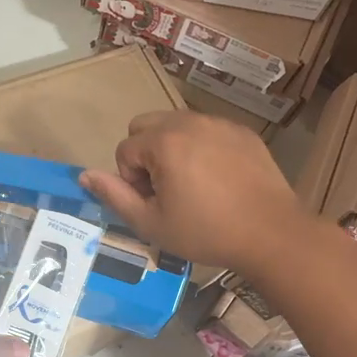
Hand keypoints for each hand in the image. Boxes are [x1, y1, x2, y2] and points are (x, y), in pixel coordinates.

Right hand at [79, 110, 308, 274]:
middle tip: (167, 189)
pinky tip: (218, 179)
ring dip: (172, 148)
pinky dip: (202, 147)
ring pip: (177, 124)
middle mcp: (189, 122)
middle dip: (146, 154)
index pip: (125, 149)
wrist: (272, 234)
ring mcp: (220, 124)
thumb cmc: (206, 233)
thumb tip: (85, 175)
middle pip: (146, 125)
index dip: (131, 180)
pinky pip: (208, 130)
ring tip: (192, 185)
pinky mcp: (243, 132)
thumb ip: (115, 196)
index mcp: (164, 142)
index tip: (154, 203)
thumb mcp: (152, 224)